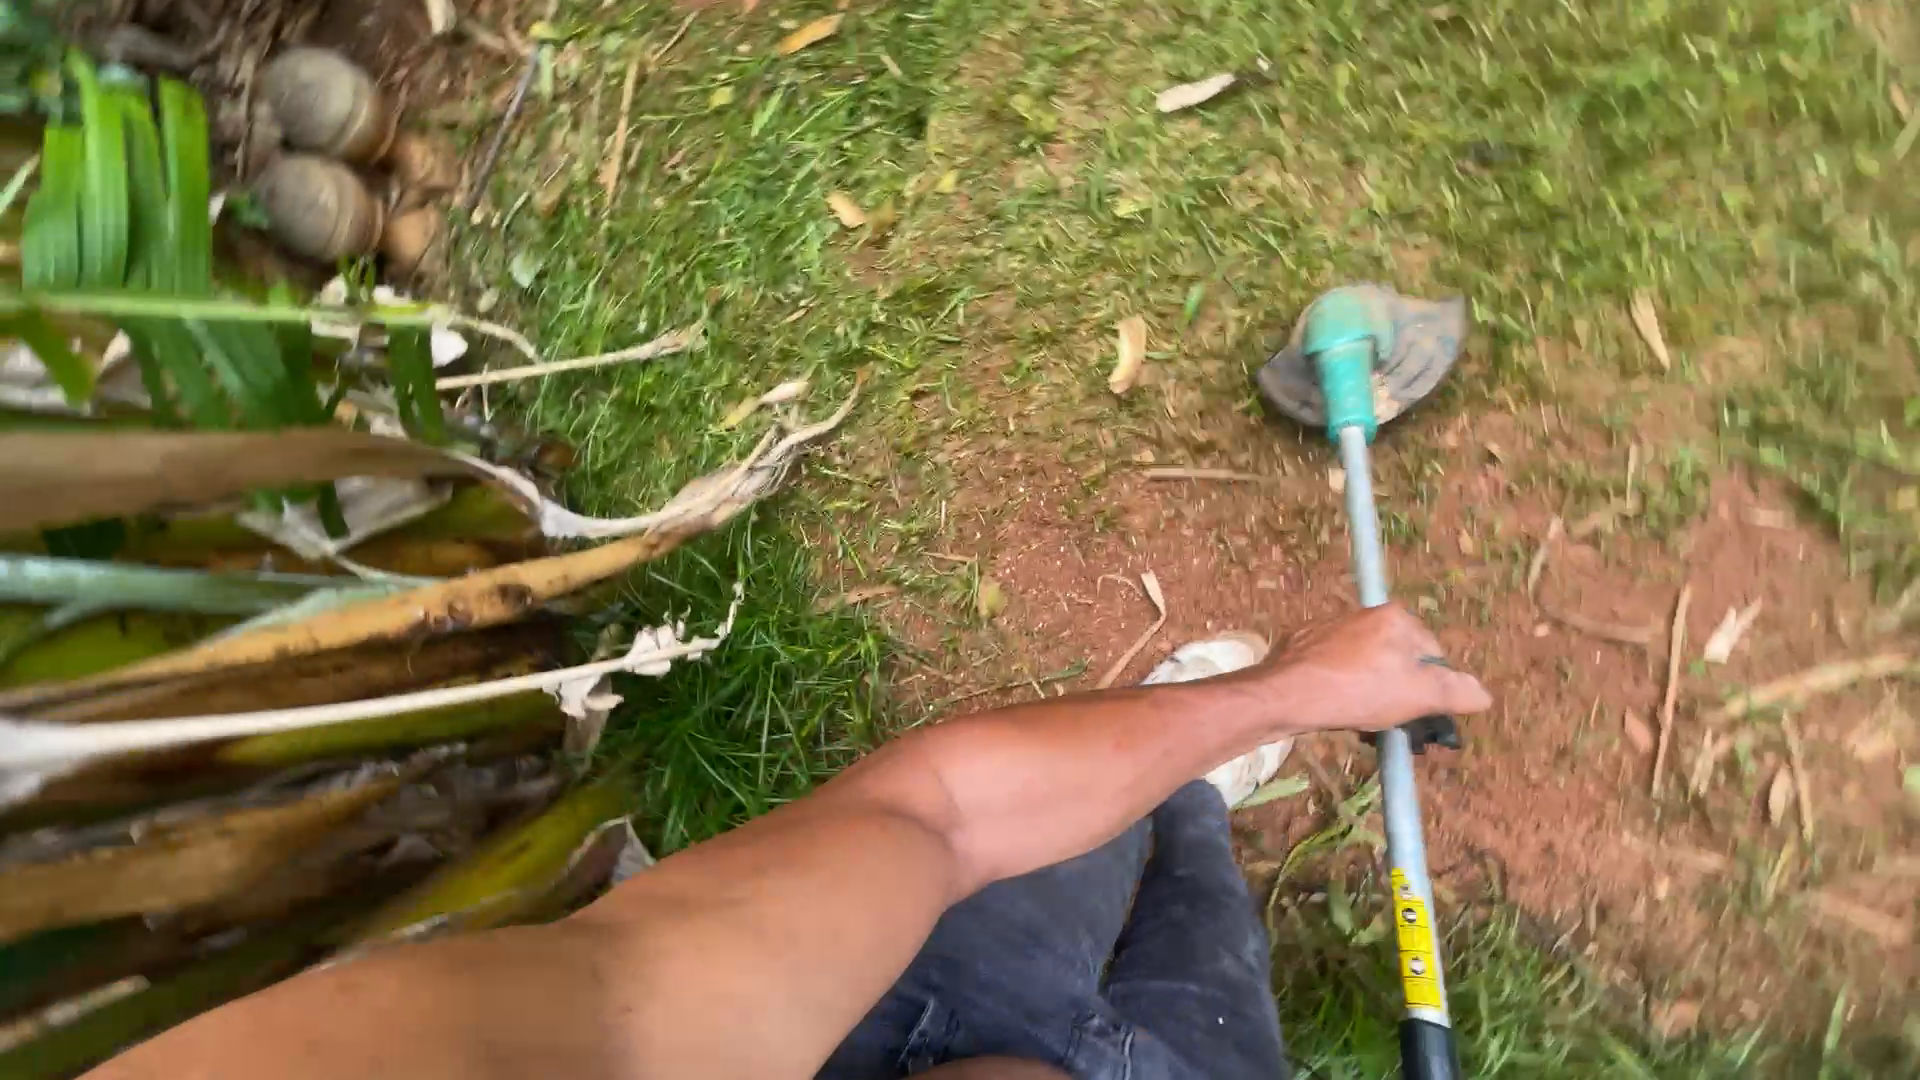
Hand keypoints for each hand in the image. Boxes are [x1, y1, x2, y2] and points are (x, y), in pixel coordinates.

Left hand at [1247, 605, 1491, 732]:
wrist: (1285, 694)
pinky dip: (1339, 689)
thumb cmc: (1358, 691)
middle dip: (1396, 692)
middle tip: (1390, 722)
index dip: (1429, 689)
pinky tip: (1333, 710)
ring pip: (1363, 667)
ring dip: (1368, 694)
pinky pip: (1332, 669)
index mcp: (1394, 617)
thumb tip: (1481, 694)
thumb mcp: (1420, 695)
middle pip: (1394, 661)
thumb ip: (1457, 692)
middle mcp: (1359, 614)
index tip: (1417, 713)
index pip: (1432, 656)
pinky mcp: (1299, 646)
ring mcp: (1325, 628)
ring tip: (1361, 721)